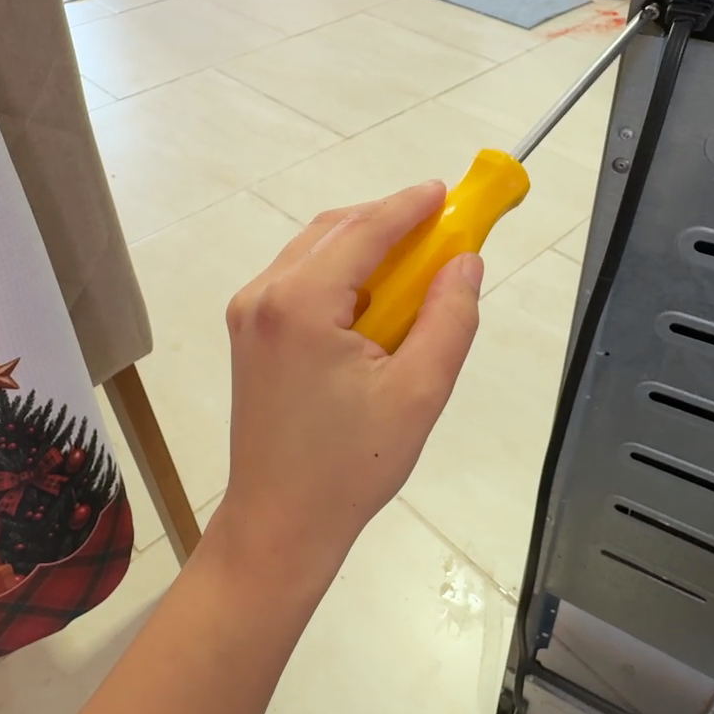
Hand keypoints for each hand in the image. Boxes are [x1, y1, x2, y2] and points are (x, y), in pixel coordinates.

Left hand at [213, 180, 484, 580]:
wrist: (279, 521)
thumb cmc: (352, 465)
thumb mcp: (420, 391)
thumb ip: (450, 317)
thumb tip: (465, 262)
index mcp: (300, 303)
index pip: (363, 230)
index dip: (409, 205)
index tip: (447, 191)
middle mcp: (264, 294)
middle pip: (334, 230)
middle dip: (389, 220)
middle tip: (440, 228)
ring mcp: (248, 311)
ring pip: (314, 249)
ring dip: (364, 244)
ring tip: (414, 261)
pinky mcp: (248, 330)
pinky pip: (299, 277)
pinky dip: (340, 271)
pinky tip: (373, 295)